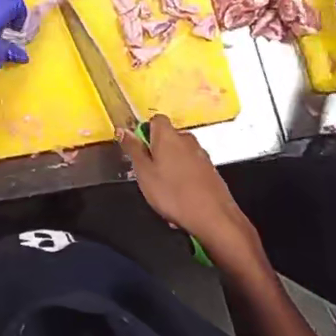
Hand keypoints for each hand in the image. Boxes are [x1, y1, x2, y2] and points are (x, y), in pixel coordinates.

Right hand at [120, 115, 254, 255]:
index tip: (137, 147)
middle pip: (168, 138)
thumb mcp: (143, 172)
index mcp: (168, 136)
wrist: (212, 216)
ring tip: (162, 189)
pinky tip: (178, 197)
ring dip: (169, 167)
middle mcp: (187, 141)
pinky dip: (182, 178)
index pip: (156, 119)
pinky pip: (190, 169)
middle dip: (156, 151)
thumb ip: (133, 149)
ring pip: (179, 155)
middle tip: (147, 172)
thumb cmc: (174, 194)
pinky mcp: (210, 170)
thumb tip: (123, 131)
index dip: (145, 131)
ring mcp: (201, 155)